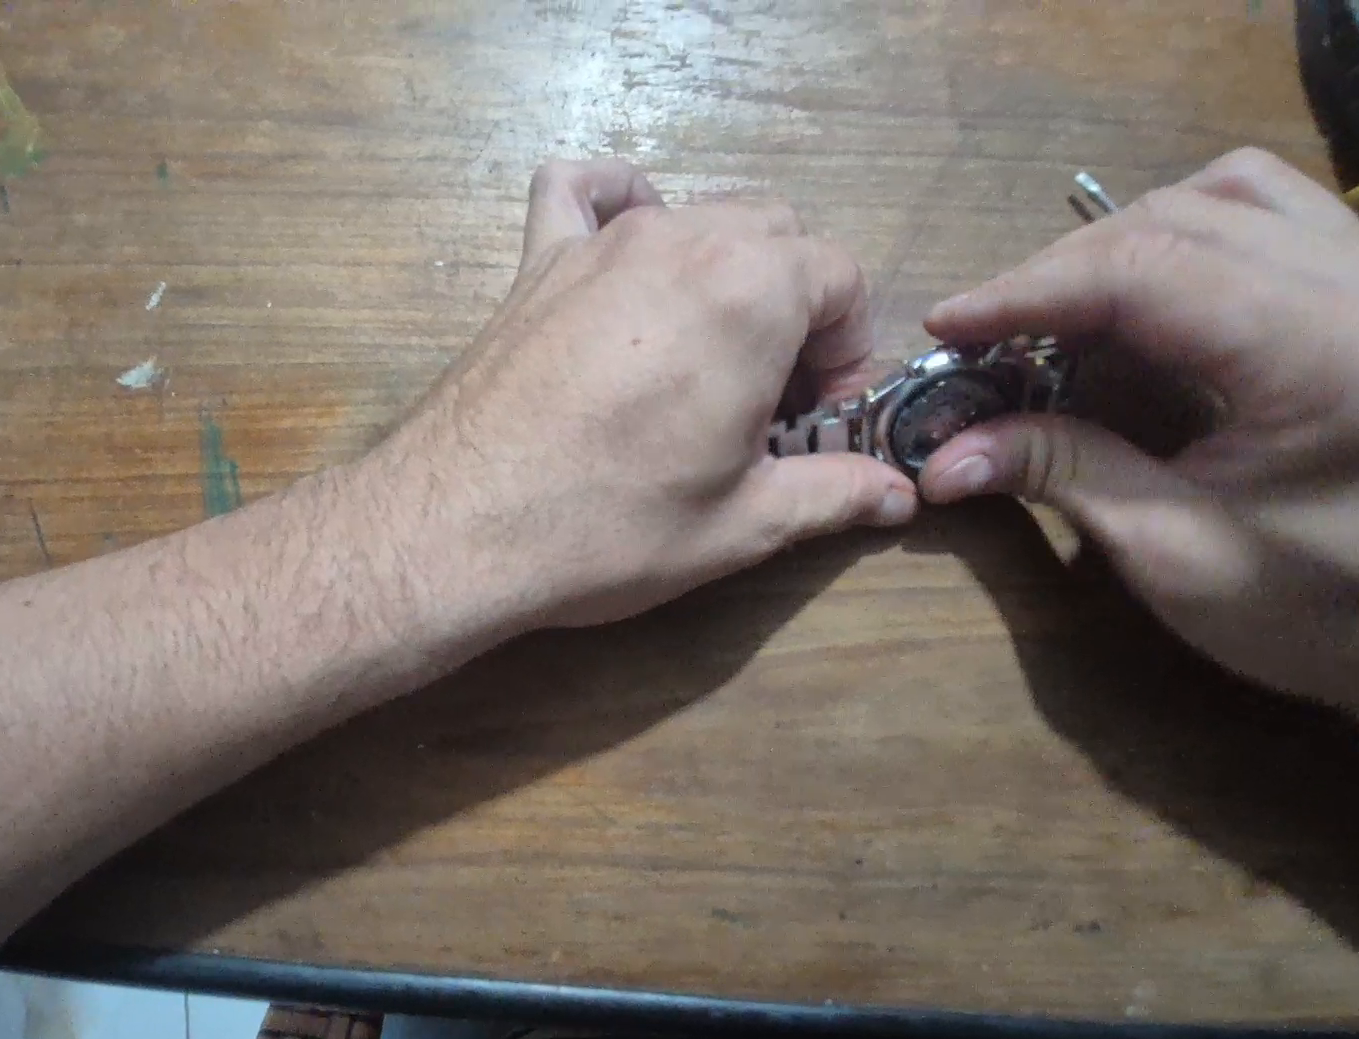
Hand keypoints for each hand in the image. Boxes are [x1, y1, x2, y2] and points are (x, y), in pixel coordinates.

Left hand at [365, 159, 914, 630]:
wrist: (458, 529)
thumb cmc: (610, 529)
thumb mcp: (741, 525)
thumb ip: (833, 493)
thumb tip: (900, 495)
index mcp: (751, 293)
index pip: (844, 278)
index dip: (847, 351)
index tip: (819, 418)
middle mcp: (681, 239)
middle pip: (779, 237)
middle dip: (797, 309)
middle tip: (768, 399)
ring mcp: (601, 241)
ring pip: (700, 214)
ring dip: (729, 271)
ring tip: (705, 355)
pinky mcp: (538, 261)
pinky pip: (583, 189)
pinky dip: (619, 201)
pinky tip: (627, 250)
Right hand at [917, 149, 1358, 728]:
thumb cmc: (1327, 619)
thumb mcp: (1172, 553)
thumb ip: (1059, 474)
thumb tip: (941, 459)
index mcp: (1344, 359)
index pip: (1153, 272)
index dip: (1029, 290)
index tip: (945, 323)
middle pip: (1183, 218)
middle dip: (1058, 271)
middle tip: (983, 332)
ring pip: (1231, 194)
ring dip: (1118, 244)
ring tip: (1054, 312)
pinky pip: (1273, 216)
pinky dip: (1181, 240)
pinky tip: (1140, 299)